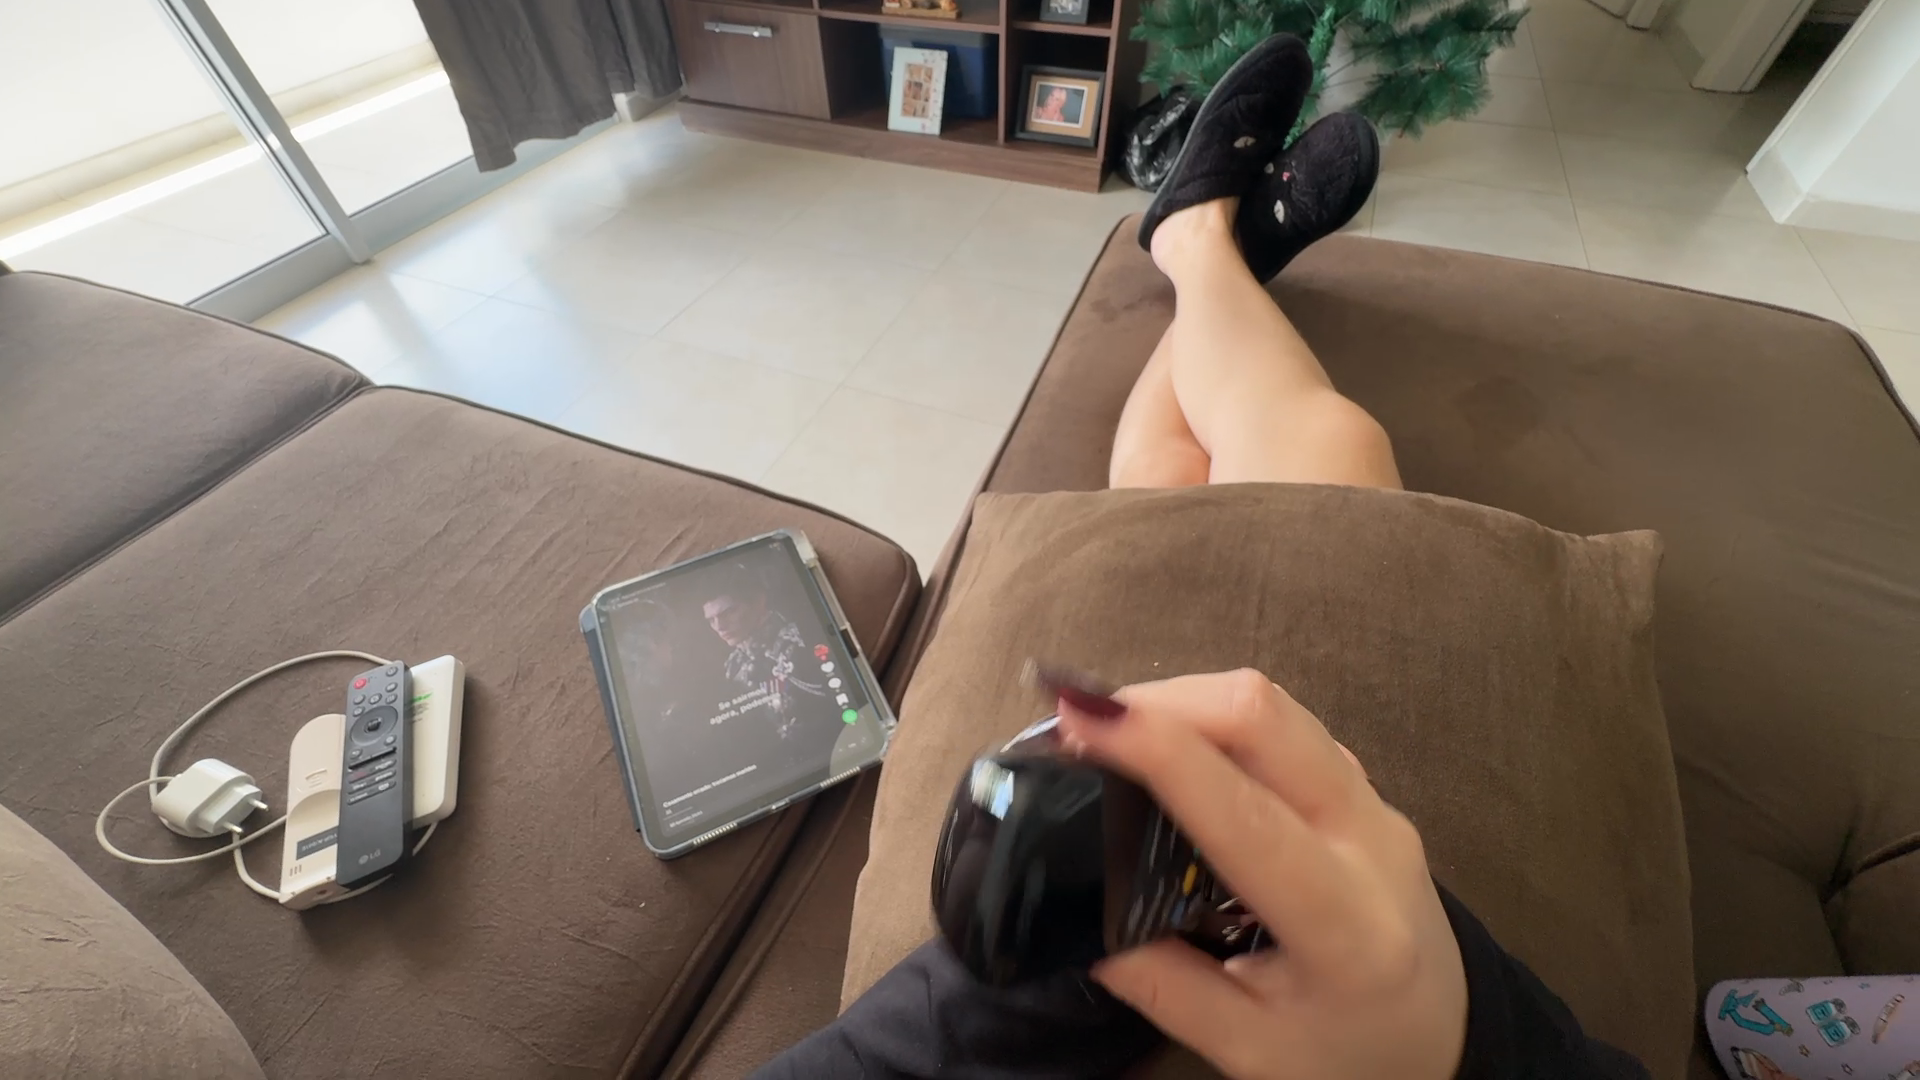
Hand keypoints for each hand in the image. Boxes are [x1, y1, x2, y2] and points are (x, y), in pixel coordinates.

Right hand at [1054, 669, 1467, 1079]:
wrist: (1454, 1035)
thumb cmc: (1352, 1053)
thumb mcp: (1252, 1049)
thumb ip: (1161, 986)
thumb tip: (1078, 919)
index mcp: (1343, 922)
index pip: (1242, 812)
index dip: (1158, 749)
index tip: (1078, 718)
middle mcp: (1366, 836)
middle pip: (1263, 716)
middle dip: (1164, 698)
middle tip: (1088, 718)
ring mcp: (1369, 796)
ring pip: (1271, 702)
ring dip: (1184, 696)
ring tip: (1119, 725)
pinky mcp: (1356, 778)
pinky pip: (1279, 716)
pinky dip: (1211, 708)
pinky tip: (1175, 736)